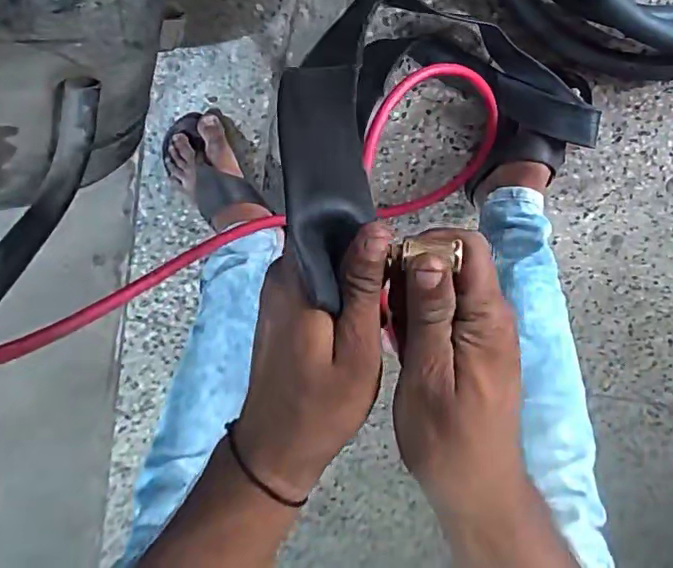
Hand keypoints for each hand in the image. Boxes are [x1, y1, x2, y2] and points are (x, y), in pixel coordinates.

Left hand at [232, 221, 392, 501]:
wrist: (276, 447)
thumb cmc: (321, 405)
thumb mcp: (356, 347)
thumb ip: (363, 286)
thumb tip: (376, 229)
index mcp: (295, 276)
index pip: (329, 225)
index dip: (366, 233)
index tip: (396, 252)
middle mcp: (280, 273)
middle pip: (327, 242)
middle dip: (362, 255)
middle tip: (396, 280)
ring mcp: (277, 288)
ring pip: (323, 262)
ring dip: (353, 275)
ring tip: (384, 299)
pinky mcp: (280, 304)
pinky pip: (315, 280)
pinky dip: (339, 291)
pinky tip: (362, 314)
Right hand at [392, 229, 550, 549]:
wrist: (476, 490)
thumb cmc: (447, 438)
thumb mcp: (429, 374)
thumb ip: (430, 313)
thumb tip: (428, 255)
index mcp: (488, 317)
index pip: (467, 246)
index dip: (428, 242)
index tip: (393, 265)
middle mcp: (493, 313)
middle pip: (456, 257)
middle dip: (414, 264)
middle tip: (385, 295)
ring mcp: (485, 327)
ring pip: (447, 279)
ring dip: (413, 288)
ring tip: (389, 318)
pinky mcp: (474, 341)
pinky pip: (446, 304)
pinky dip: (419, 309)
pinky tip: (400, 333)